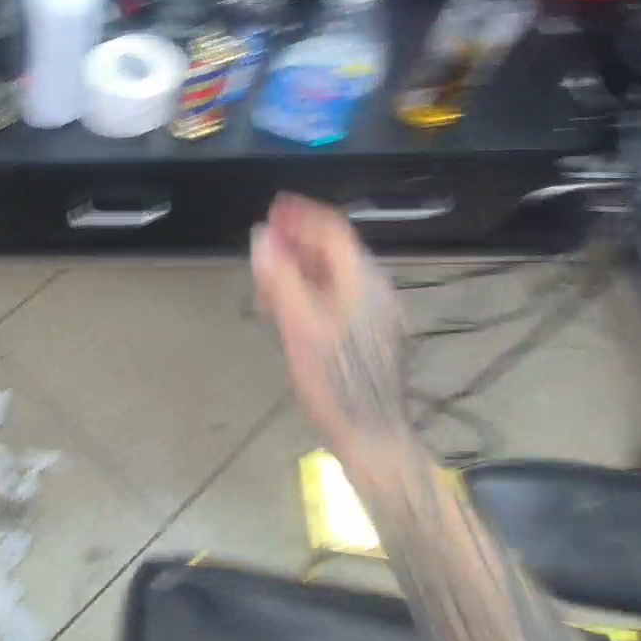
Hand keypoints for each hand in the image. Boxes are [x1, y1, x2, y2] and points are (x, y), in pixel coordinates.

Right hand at [251, 194, 411, 452]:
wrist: (372, 434)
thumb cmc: (334, 381)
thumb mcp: (299, 328)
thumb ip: (280, 279)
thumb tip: (262, 237)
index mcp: (362, 283)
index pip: (334, 232)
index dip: (304, 214)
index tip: (274, 206)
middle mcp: (375, 291)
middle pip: (336, 250)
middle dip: (298, 238)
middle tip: (264, 238)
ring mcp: (377, 313)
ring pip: (337, 273)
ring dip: (302, 263)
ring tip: (269, 272)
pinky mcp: (372, 333)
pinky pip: (341, 293)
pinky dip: (313, 285)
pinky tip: (289, 302)